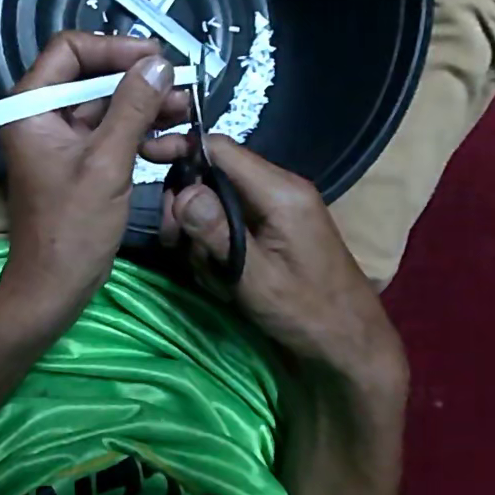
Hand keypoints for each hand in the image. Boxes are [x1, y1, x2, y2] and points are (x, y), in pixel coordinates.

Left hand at [0, 31, 186, 326]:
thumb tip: (159, 64)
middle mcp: (40, 115)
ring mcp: (59, 138)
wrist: (54, 285)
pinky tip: (170, 136)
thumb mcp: (107, 163)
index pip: (69, 50)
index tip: (155, 58)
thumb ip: (132, 109)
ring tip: (185, 109)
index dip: (113, 47)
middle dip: (137, 79)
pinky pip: (109, 131)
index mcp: (30, 108)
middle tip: (182, 85)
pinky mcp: (77, 160)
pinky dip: (137, 130)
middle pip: (91, 75)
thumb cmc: (73, 227)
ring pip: (105, 104)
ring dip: (144, 104)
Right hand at [141, 133, 405, 396]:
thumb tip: (182, 191)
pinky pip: (228, 219)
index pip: (220, 148)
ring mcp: (275, 209)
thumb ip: (217, 232)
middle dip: (184, 205)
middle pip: (211, 173)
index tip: (144, 158)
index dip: (180, 148)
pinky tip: (219, 274)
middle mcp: (278, 190)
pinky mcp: (271, 227)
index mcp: (280, 193)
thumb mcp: (256, 278)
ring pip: (214, 200)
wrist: (349, 346)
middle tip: (174, 244)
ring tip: (208, 271)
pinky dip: (213, 243)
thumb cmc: (308, 313)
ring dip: (198, 232)